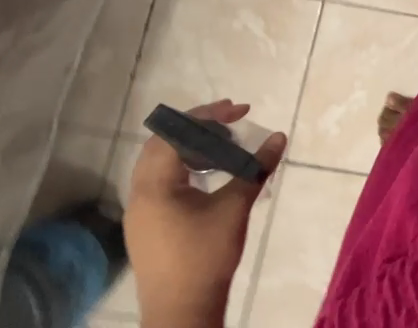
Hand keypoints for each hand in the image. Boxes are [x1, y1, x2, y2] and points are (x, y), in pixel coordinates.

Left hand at [124, 101, 286, 327]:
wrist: (181, 311)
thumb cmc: (205, 255)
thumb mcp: (235, 207)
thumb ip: (255, 168)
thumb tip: (278, 137)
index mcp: (154, 186)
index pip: (173, 134)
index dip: (206, 116)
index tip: (238, 110)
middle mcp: (140, 195)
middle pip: (161, 145)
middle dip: (197, 128)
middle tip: (230, 121)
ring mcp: (140, 213)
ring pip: (161, 165)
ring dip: (192, 149)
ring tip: (226, 147)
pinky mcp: (147, 227)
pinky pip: (163, 183)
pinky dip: (186, 169)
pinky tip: (212, 176)